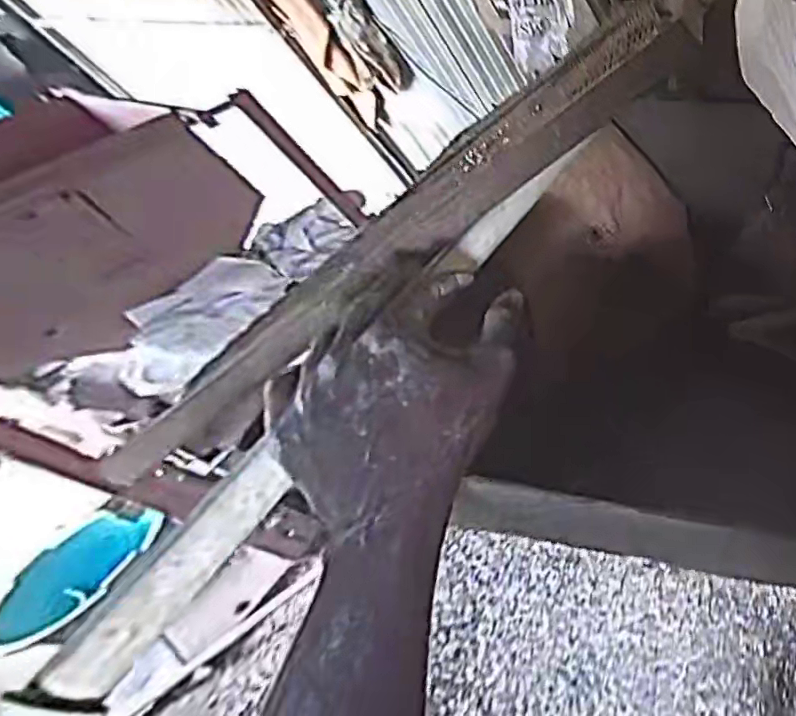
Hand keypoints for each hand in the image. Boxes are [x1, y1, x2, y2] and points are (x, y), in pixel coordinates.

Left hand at [273, 274, 525, 544]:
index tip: (461, 283)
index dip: (448, 283)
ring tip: (379, 327)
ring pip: (331, 335)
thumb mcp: (491, 379)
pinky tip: (329, 369)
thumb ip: (502, 329)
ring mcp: (309, 386)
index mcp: (391, 336)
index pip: (422, 291)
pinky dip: (311, 368)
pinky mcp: (287, 420)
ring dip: (358, 325)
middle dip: (399, 291)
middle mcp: (342, 352)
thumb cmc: (441, 445)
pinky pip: (291, 379)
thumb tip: (508, 300)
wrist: (390, 512)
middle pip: (370, 302)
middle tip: (419, 292)